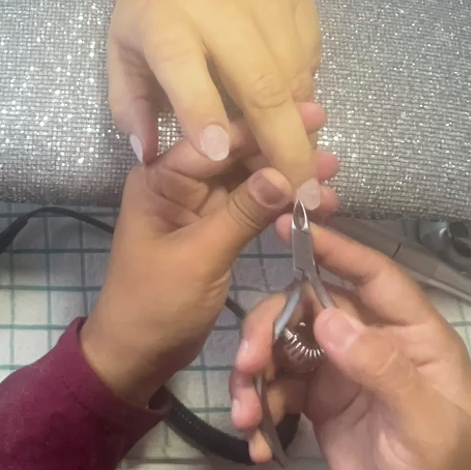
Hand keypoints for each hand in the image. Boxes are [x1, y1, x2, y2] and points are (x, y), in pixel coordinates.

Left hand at [81, 103, 338, 406]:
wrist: (136, 353)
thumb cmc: (156, 305)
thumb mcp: (200, 257)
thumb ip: (241, 213)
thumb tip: (285, 172)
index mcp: (159, 179)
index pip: (215, 139)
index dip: (263, 127)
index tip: (312, 116)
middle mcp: (177, 183)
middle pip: (234, 154)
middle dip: (281, 151)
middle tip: (330, 149)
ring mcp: (195, 205)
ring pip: (247, 179)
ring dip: (286, 177)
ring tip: (333, 174)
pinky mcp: (211, 228)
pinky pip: (248, 206)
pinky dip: (278, 204)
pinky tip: (314, 203)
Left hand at [108, 0, 321, 202]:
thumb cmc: (149, 7)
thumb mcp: (121, 53)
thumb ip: (129, 106)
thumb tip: (149, 157)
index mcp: (164, 21)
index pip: (185, 71)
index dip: (202, 113)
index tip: (218, 156)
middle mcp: (217, 1)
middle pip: (260, 83)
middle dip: (284, 145)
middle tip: (303, 195)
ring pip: (294, 73)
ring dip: (299, 124)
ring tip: (299, 160)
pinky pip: (309, 53)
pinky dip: (303, 88)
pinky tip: (287, 101)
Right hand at [228, 221, 470, 469]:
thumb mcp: (426, 429)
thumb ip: (382, 370)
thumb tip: (327, 316)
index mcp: (412, 335)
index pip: (373, 275)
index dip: (334, 247)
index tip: (288, 228)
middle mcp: (371, 340)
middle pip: (307, 308)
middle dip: (269, 331)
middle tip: (248, 365)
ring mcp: (339, 368)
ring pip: (281, 345)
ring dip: (256, 376)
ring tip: (247, 417)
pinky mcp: (315, 398)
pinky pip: (275, 386)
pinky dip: (259, 408)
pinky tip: (259, 444)